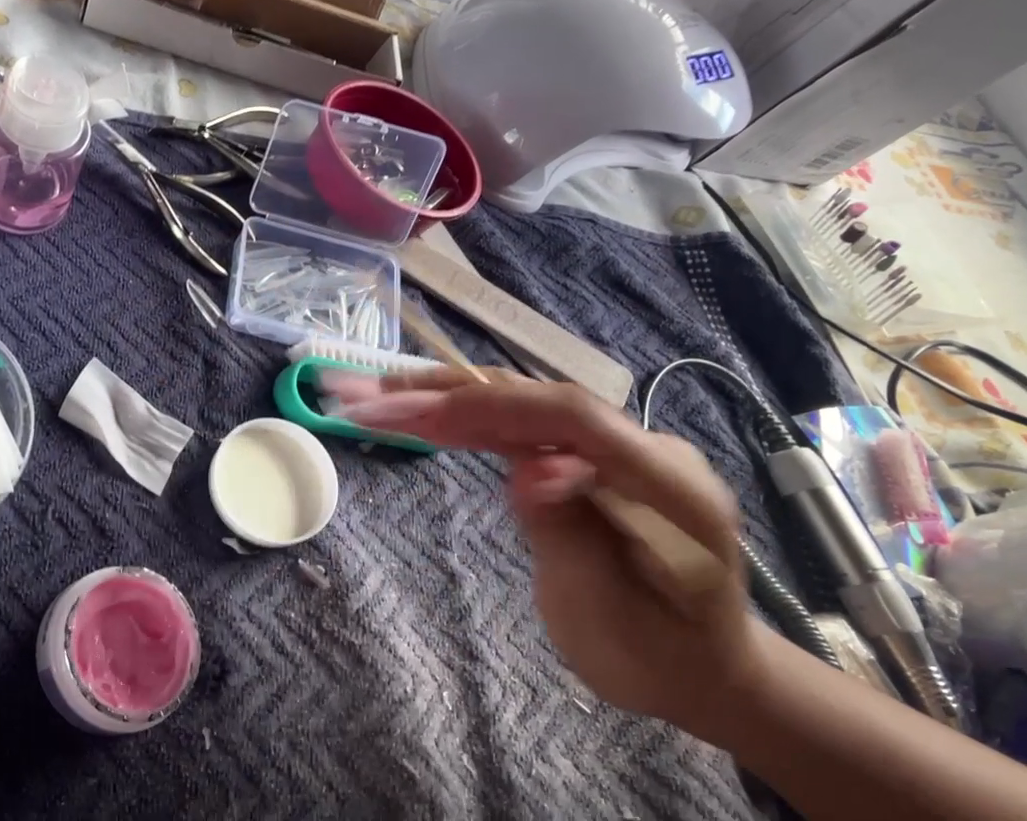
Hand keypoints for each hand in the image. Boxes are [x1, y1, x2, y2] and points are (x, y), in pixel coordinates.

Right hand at [325, 367, 763, 730]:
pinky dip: (454, 421)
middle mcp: (640, 449)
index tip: (420, 415)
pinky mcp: (577, 457)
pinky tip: (405, 415)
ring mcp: (608, 449)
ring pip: (512, 406)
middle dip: (441, 395)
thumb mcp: (615, 617)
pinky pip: (512, 428)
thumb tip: (528, 470)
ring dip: (434, 399)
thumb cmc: (660, 656)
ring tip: (362, 397)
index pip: (574, 417)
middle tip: (361, 398)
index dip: (494, 407)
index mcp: (669, 485)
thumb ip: (571, 537)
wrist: (701, 667)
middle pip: (530, 400)